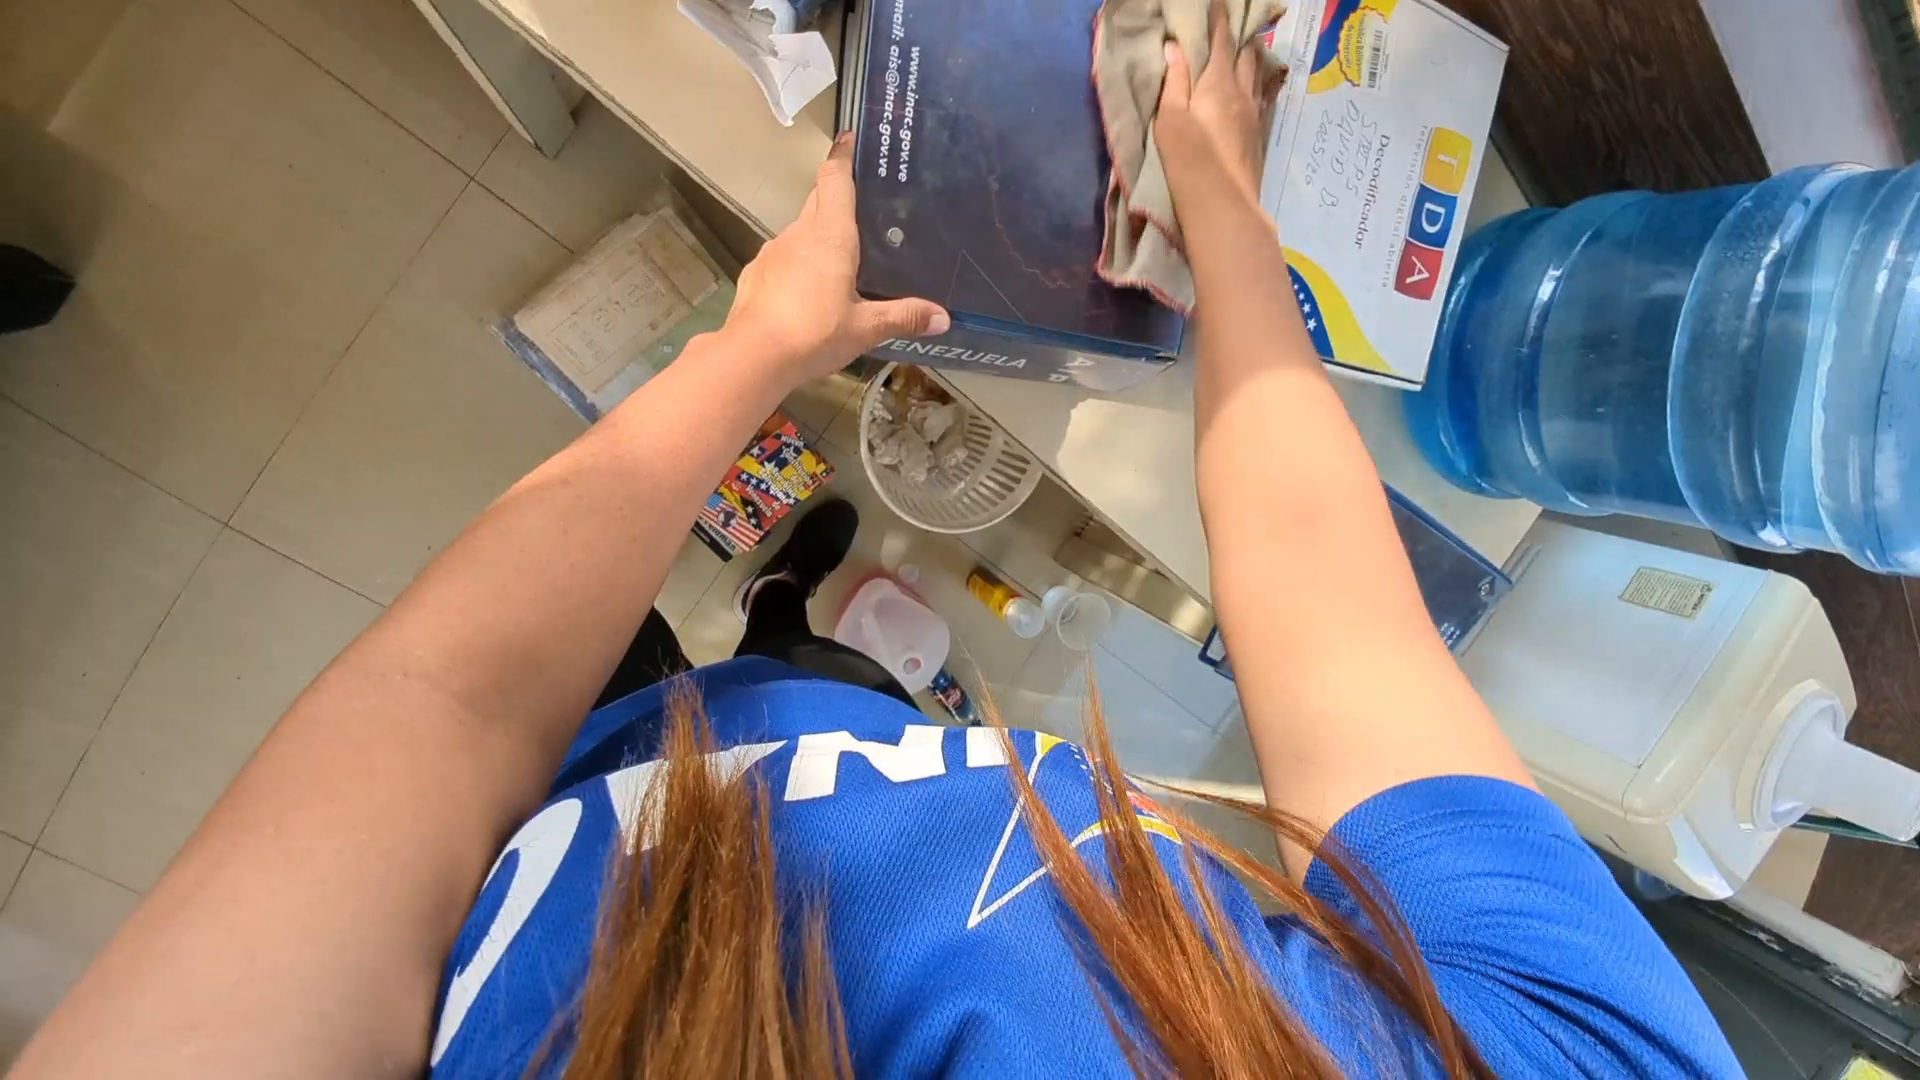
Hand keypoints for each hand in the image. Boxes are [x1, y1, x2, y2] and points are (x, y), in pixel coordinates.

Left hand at [722, 134, 949, 383]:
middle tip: (863, 210)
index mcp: (830, 234)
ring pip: (801, 233)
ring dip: (818, 239)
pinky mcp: (757, 276)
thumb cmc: (814, 333)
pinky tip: (809, 294)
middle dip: (837, 197)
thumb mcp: (865, 329)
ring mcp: (773, 252)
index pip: (835, 179)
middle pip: (818, 200)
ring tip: (841, 261)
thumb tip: (943, 318)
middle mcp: (799, 233)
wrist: (753, 357)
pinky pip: (784, 261)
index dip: (843, 156)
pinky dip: (799, 267)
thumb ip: (903, 317)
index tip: (851, 140)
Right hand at [1156, 2, 1286, 212]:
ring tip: (1245, 52)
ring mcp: (1255, 113)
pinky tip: (1255, 88)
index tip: (1216, 3)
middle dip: (1239, 34)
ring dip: (1252, 57)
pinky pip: (1263, 97)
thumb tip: (1175, 47)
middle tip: (1231, 27)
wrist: (1223, 205)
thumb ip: (1174, 83)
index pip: (1222, 37)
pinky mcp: (1259, 135)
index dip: (1218, 16)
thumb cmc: (1188, 162)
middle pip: (1248, 50)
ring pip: (1259, 72)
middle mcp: (1243, 90)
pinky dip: (1258, 83)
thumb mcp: (1170, 121)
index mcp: (1219, 81)